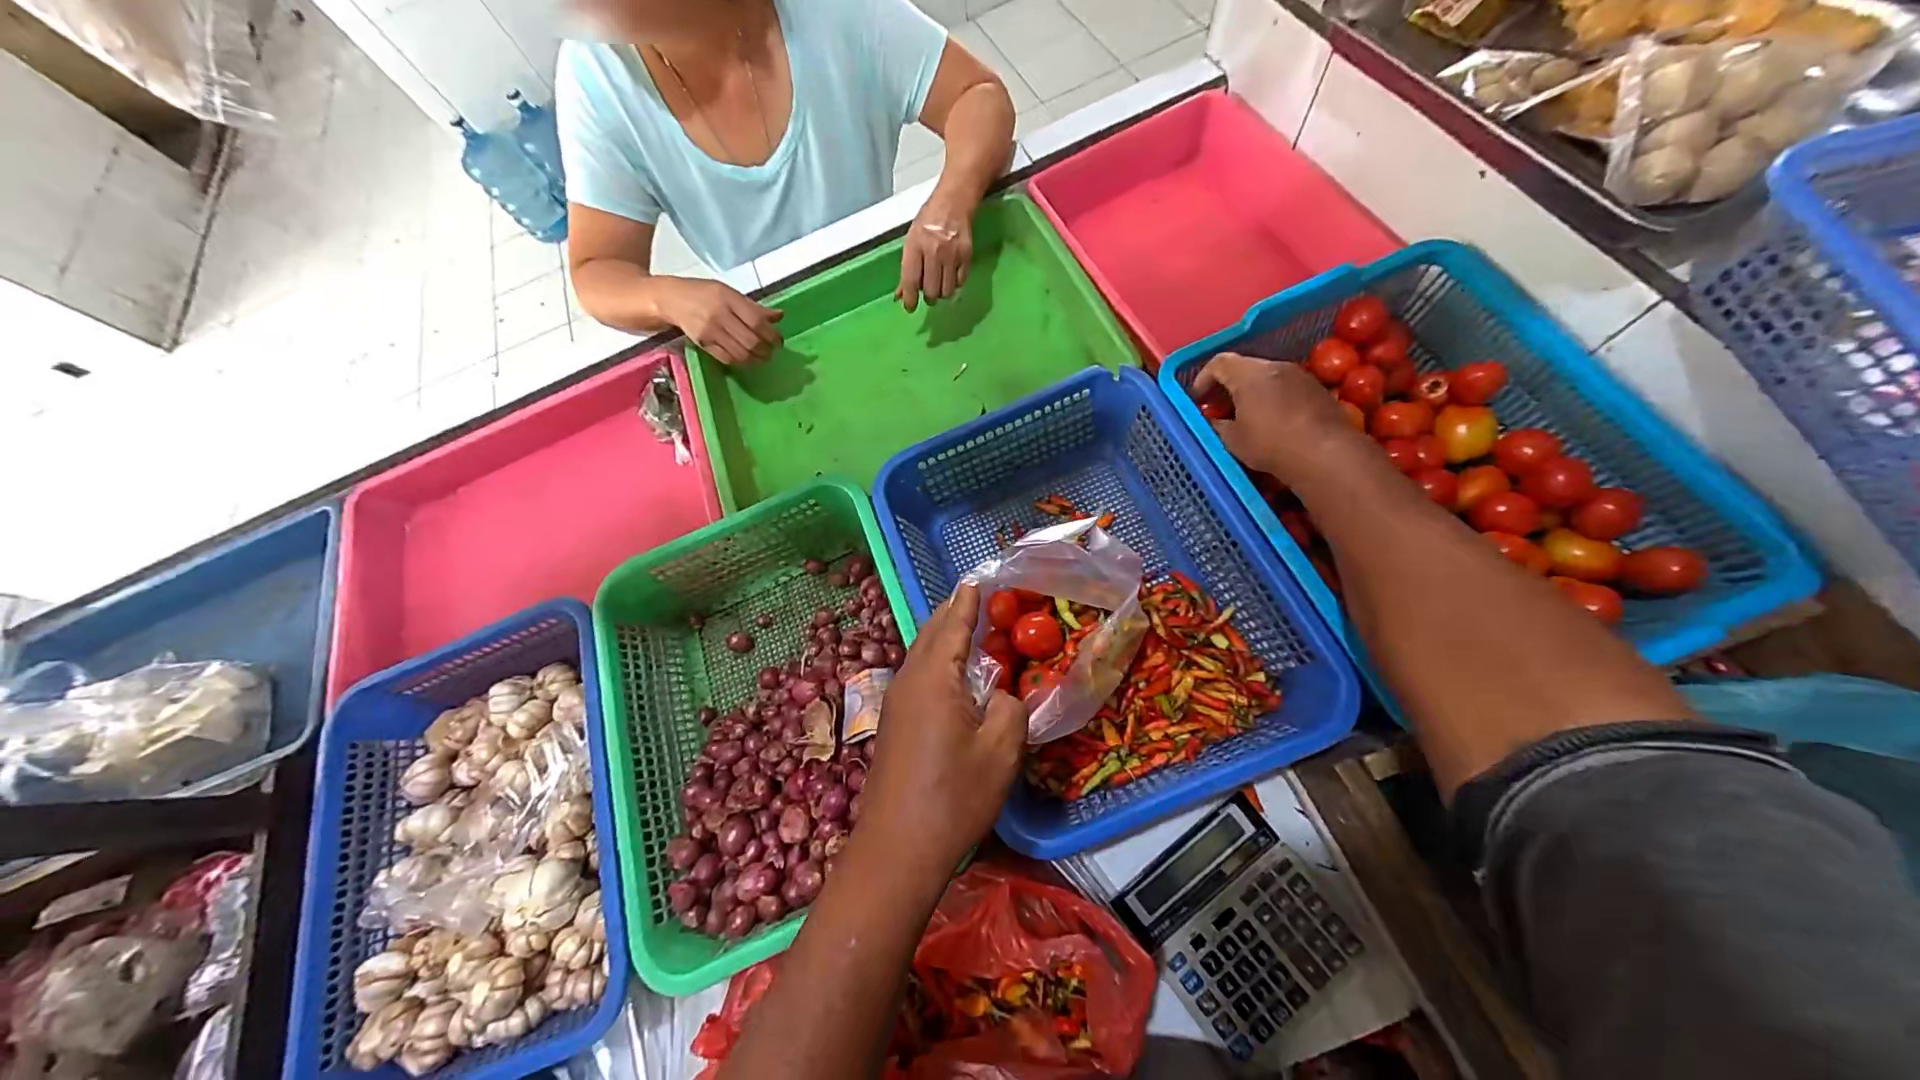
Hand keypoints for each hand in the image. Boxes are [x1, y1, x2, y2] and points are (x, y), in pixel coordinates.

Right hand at [662, 278, 783, 364]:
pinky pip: (727, 358)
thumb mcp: (729, 292)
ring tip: (761, 357)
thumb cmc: (704, 293)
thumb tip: (779, 316)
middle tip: (771, 351)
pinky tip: (746, 359)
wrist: (671, 299)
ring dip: (756, 359)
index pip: (756, 321)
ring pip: (740, 353)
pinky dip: (740, 362)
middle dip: (766, 350)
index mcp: (728, 299)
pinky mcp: (703, 344)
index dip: (771, 335)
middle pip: (750, 341)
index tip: (778, 341)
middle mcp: (720, 315)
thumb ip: (754, 306)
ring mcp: (711, 332)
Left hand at [858, 584, 1025, 872]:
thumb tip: (1004, 694)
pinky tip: (951, 674)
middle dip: (953, 613)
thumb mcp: (1001, 752)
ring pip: (921, 655)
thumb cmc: (953, 797)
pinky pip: (917, 676)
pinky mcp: (893, 725)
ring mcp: (896, 703)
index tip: (978, 579)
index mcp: (935, 677)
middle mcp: (909, 681)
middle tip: (977, 597)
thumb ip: (1012, 709)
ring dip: (943, 637)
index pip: (953, 625)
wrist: (897, 847)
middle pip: (931, 634)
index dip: (968, 601)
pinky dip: (936, 661)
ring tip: (965, 626)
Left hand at [896, 192, 974, 313]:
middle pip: (931, 290)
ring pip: (946, 290)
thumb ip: (907, 269)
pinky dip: (954, 284)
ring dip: (942, 293)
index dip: (910, 298)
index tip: (910, 307)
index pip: (910, 280)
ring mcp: (952, 255)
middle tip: (928, 293)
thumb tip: (900, 295)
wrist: (953, 203)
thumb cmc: (927, 222)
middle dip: (928, 297)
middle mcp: (934, 251)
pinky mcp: (966, 256)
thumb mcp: (911, 241)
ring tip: (939, 285)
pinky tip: (950, 277)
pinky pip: (960, 282)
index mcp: (915, 246)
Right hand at [1195, 353, 1376, 484]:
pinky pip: (1288, 389)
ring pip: (1268, 378)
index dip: (1203, 378)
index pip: (1219, 363)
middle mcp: (1276, 367)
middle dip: (1228, 386)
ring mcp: (1301, 376)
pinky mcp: (1318, 391)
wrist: (1325, 454)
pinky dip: (1275, 400)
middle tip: (1219, 409)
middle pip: (1245, 368)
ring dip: (1253, 393)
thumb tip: (1213, 421)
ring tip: (1246, 418)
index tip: (1197, 399)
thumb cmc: (1270, 444)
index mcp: (1249, 374)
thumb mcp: (1233, 440)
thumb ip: (1217, 425)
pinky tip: (1274, 424)